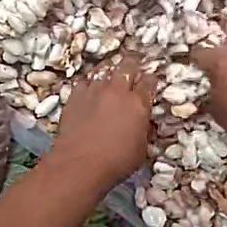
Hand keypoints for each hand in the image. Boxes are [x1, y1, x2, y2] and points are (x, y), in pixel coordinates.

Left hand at [47, 52, 157, 190]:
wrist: (79, 163)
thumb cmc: (115, 161)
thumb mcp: (141, 149)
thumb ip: (143, 130)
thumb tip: (143, 124)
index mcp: (138, 103)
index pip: (149, 82)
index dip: (152, 79)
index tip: (151, 80)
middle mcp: (118, 91)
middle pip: (128, 65)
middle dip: (134, 62)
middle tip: (135, 62)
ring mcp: (95, 90)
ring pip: (105, 69)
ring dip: (111, 69)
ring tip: (112, 71)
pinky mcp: (75, 95)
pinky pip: (85, 81)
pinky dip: (90, 82)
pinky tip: (90, 86)